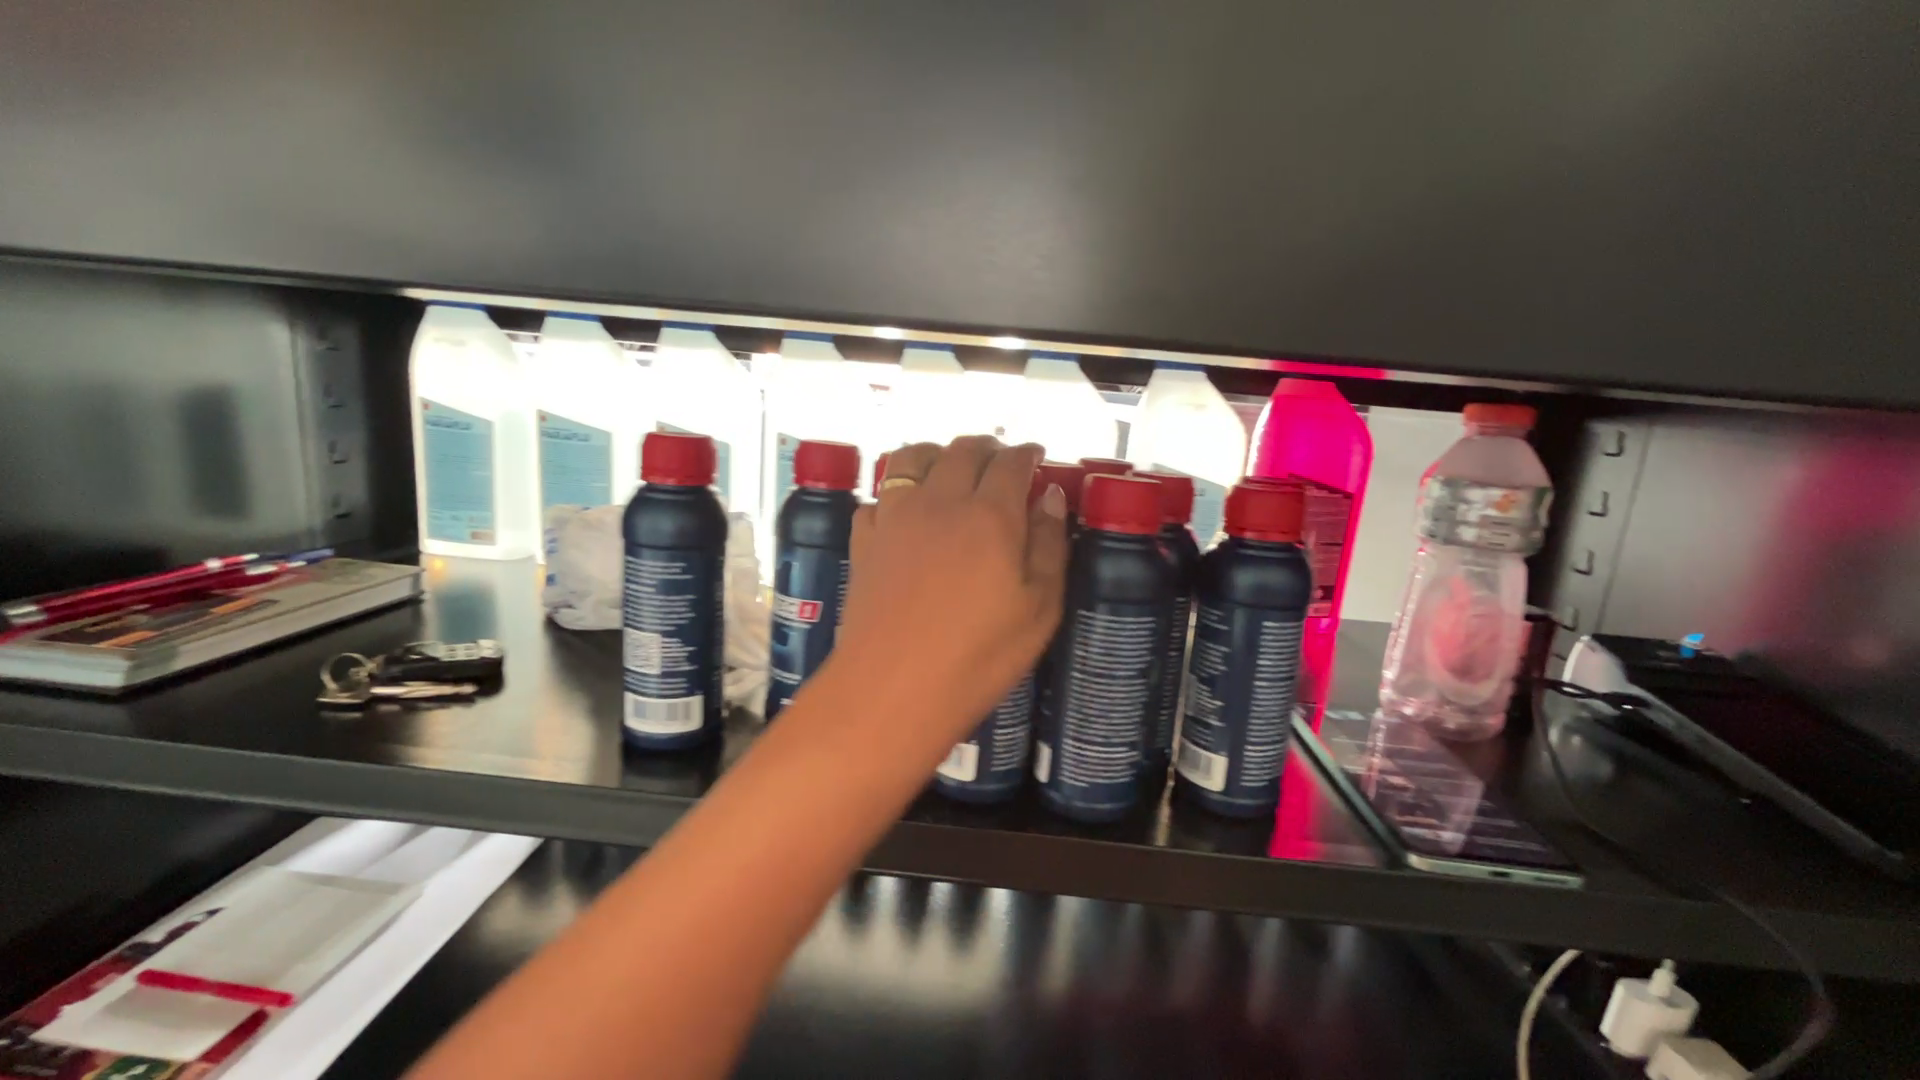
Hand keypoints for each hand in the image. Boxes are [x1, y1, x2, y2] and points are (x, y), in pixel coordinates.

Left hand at [830, 437, 1068, 747]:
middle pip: (963, 451)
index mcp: (990, 515)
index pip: (1011, 463)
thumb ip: (1048, 546)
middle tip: (1001, 462)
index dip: (1028, 454)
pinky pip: (880, 496)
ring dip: (938, 453)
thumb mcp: (1039, 609)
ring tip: (951, 468)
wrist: (891, 688)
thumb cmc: (979, 656)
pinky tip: (906, 510)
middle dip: (987, 448)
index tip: (1037, 457)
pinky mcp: (863, 540)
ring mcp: (895, 517)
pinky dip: (898, 491)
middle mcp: (940, 502)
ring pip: (912, 458)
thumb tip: (1050, 497)